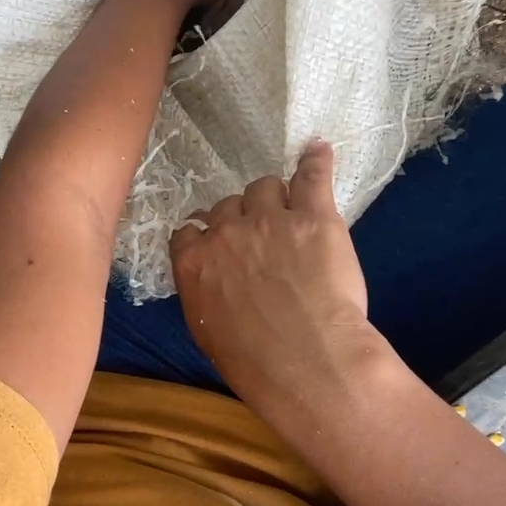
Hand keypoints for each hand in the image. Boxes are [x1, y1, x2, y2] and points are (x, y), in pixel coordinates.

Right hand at [169, 141, 385, 402]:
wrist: (300, 356)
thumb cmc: (247, 357)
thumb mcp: (203, 326)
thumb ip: (201, 290)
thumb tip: (209, 280)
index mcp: (193, 261)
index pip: (188, 230)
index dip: (204, 235)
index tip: (215, 243)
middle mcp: (225, 232)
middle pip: (226, 205)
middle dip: (238, 217)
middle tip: (257, 235)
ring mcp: (269, 220)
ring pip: (263, 187)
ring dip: (271, 197)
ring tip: (286, 208)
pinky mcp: (313, 217)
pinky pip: (311, 176)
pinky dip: (314, 161)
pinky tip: (318, 149)